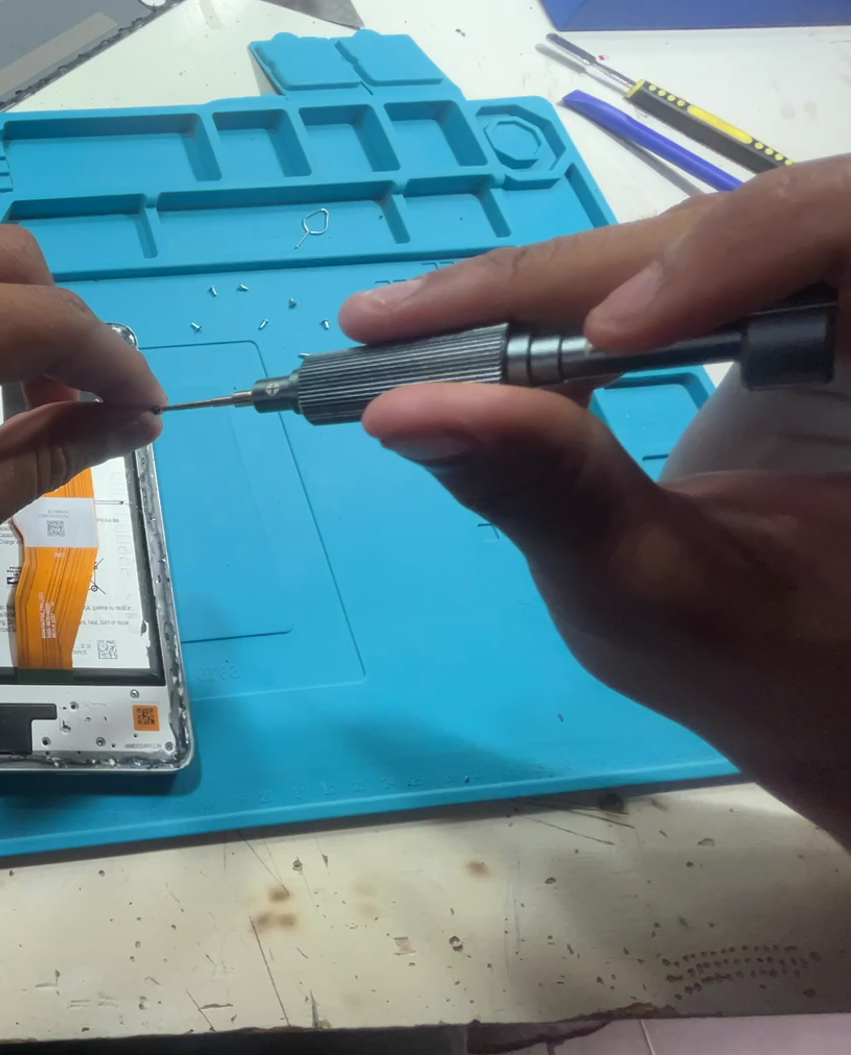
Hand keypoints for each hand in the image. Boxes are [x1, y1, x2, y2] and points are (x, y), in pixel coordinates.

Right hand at [339, 158, 850, 837]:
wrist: (807, 678)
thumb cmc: (758, 663)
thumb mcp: (649, 589)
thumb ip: (542, 489)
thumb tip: (398, 409)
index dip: (737, 250)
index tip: (597, 337)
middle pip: (735, 226)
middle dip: (557, 278)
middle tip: (395, 325)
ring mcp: (818, 314)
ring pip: (671, 243)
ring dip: (523, 290)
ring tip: (401, 328)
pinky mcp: (765, 322)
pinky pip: (642, 278)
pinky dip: (534, 309)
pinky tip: (457, 334)